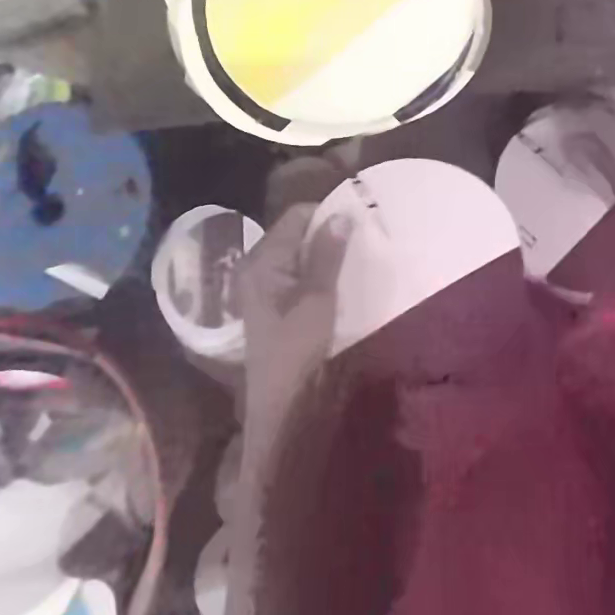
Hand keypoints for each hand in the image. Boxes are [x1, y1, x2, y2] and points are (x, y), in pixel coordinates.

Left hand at [237, 204, 347, 406]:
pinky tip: (334, 280)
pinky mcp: (267, 300)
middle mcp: (255, 264)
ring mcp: (258, 282)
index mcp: (262, 259)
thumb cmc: (297, 347)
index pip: (295, 216)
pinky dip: (313, 269)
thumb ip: (327, 253)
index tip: (356, 224)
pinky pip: (292, 270)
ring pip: (294, 251)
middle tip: (359, 240)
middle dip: (325, 232)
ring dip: (321, 252)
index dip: (326, 214)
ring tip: (351, 257)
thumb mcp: (318, 298)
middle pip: (293, 231)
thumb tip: (342, 214)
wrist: (279, 401)